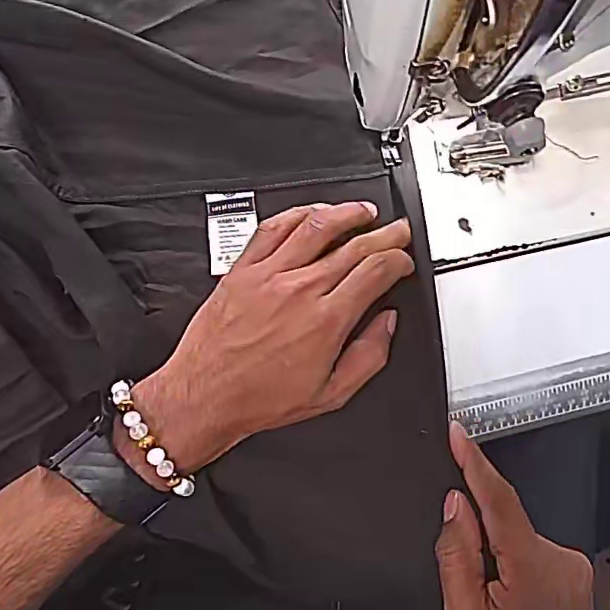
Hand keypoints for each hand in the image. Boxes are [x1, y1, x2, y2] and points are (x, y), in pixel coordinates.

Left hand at [123, 202, 414, 477]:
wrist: (205, 394)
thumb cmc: (259, 397)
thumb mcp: (330, 394)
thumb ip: (369, 356)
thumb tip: (386, 324)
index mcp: (326, 320)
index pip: (376, 270)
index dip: (399, 259)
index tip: (403, 261)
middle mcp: (299, 290)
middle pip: (355, 245)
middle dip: (386, 233)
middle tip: (398, 231)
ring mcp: (269, 275)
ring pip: (317, 225)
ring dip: (348, 213)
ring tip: (364, 212)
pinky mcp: (242, 270)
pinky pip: (273, 227)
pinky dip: (298, 213)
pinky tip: (312, 213)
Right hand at [436, 421, 599, 609]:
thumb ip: (457, 554)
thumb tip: (456, 505)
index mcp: (531, 566)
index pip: (498, 499)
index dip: (474, 462)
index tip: (458, 432)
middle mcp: (560, 557)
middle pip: (504, 520)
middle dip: (477, 536)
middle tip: (467, 587)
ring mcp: (573, 567)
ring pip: (516, 537)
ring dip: (495, 556)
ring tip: (491, 609)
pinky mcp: (577, 576)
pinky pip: (531, 552)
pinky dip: (511, 564)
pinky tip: (509, 606)